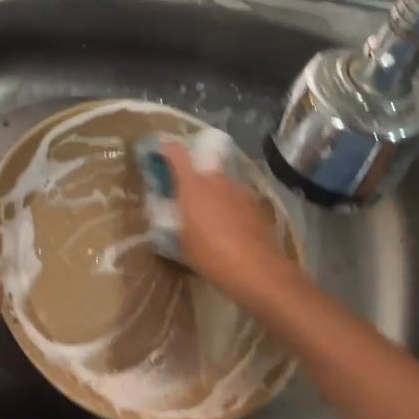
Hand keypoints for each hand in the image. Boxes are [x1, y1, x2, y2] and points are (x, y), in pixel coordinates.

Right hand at [161, 138, 297, 303]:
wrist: (257, 270)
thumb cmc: (211, 255)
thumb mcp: (181, 241)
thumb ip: (174, 221)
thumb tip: (171, 215)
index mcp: (193, 185)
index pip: (177, 152)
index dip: (167, 149)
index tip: (160, 153)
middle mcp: (216, 180)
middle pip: (201, 168)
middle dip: (192, 178)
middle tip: (185, 196)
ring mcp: (240, 190)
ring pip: (220, 184)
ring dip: (213, 193)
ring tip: (210, 217)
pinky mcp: (256, 204)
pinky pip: (236, 198)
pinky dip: (230, 206)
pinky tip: (230, 227)